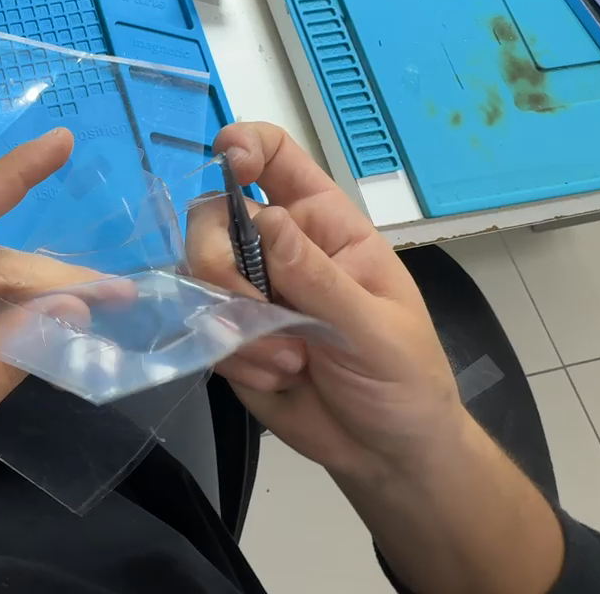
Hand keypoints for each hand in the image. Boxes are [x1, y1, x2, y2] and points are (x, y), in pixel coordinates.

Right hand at [186, 122, 562, 593]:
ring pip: (196, 270)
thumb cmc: (403, 378)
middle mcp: (273, 244)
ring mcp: (244, 285)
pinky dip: (232, 353)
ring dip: (234, 320)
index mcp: (320, 223)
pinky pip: (198, 322)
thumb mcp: (376, 328)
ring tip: (288, 360)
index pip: (274, 156)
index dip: (245, 144)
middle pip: (211, 215)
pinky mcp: (223, 327)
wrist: (384, 454)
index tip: (229, 161)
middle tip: (254, 307)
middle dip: (220, 263)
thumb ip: (319, 277)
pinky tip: (275, 376)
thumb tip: (269, 218)